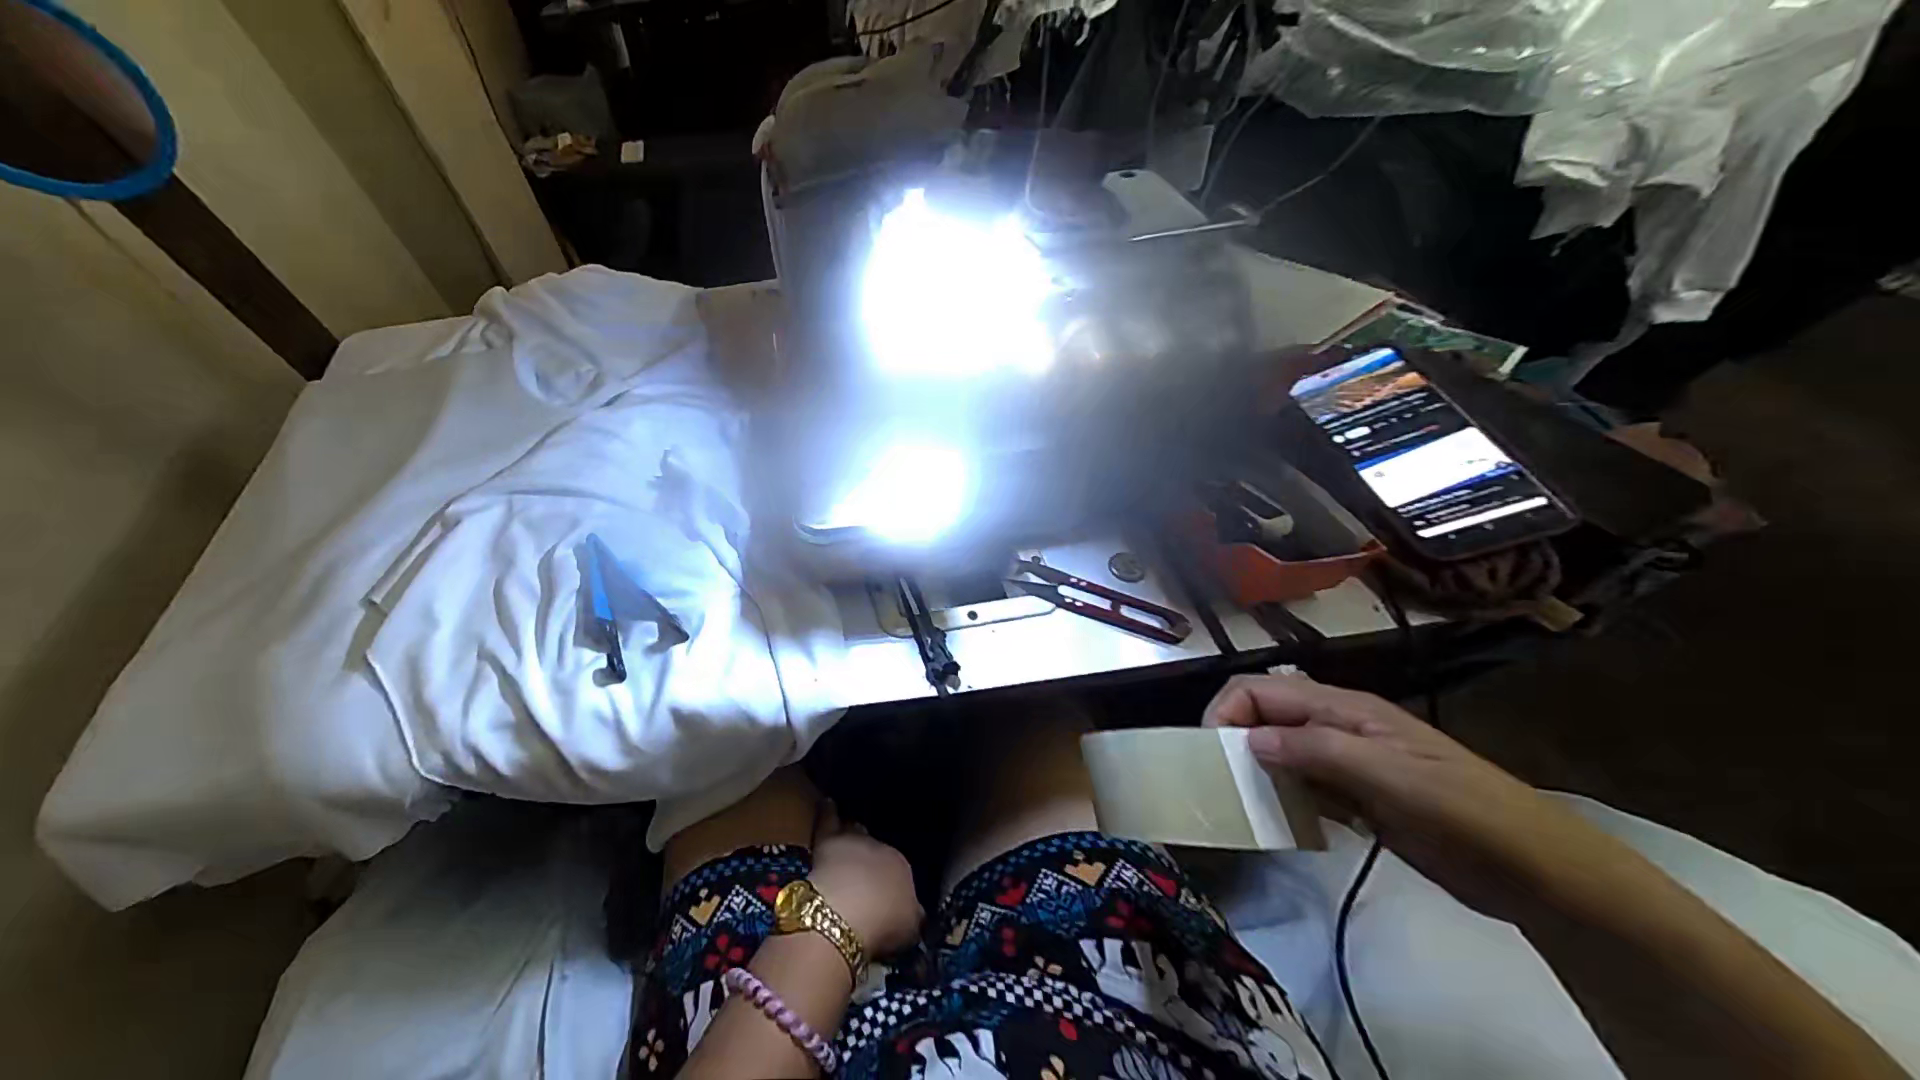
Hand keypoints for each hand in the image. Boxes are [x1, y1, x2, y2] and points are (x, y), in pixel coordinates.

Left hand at [807, 801, 923, 957]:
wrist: (847, 911)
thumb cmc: (882, 923)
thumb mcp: (908, 928)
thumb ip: (913, 917)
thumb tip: (918, 913)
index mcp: (903, 868)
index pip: (899, 872)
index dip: (890, 885)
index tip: (882, 899)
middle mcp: (882, 848)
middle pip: (877, 850)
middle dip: (872, 858)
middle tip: (865, 870)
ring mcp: (855, 841)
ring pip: (857, 829)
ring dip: (855, 832)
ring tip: (853, 828)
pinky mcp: (827, 841)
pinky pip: (828, 820)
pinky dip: (828, 811)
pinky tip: (827, 802)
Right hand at [1204, 673, 1618, 918]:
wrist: (1535, 871)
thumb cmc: (1464, 813)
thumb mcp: (1391, 777)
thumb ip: (1318, 750)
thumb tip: (1249, 738)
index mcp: (1345, 709)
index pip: (1262, 690)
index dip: (1227, 712)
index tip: (1209, 755)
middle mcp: (1339, 728)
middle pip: (1266, 716)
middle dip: (1234, 739)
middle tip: (1220, 783)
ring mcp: (1349, 763)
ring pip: (1281, 751)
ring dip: (1257, 771)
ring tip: (1242, 804)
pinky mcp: (1357, 798)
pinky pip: (1304, 786)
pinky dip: (1284, 798)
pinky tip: (1280, 821)